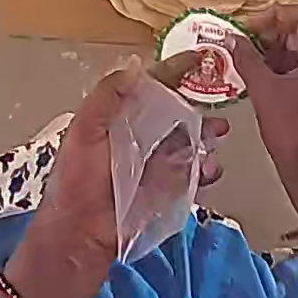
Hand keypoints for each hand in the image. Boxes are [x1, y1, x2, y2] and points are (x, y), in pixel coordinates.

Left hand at [9, 58, 228, 297]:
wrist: (78, 240)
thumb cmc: (77, 184)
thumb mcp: (83, 133)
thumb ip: (106, 97)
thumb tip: (136, 65)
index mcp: (118, 117)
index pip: (151, 85)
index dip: (175, 69)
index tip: (201, 56)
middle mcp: (138, 136)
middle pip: (176, 112)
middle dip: (200, 106)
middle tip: (219, 106)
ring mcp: (153, 164)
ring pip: (188, 142)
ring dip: (207, 136)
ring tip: (220, 136)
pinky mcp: (164, 190)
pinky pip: (192, 173)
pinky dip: (206, 168)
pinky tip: (212, 169)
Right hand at [229, 6, 297, 224]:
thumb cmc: (290, 129)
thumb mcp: (263, 88)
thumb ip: (246, 57)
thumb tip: (232, 38)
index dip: (276, 16)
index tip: (252, 27)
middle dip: (272, 35)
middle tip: (245, 43)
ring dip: (275, 50)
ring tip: (248, 59)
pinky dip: (284, 65)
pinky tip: (260, 73)